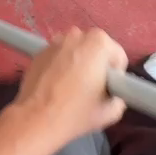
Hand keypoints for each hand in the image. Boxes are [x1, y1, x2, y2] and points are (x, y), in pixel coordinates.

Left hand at [8, 27, 127, 141]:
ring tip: (72, 86)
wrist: (36, 119)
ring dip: (78, 63)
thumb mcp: (112, 111)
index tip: (107, 90)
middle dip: (97, 65)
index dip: (116, 76)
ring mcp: (55, 41)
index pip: (118, 57)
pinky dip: (61, 65)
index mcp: (99, 43)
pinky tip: (57, 85)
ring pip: (76, 51)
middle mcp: (76, 35)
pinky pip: (59, 56)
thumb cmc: (76, 113)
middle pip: (96, 50)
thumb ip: (120, 95)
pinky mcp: (39, 52)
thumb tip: (113, 93)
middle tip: (91, 88)